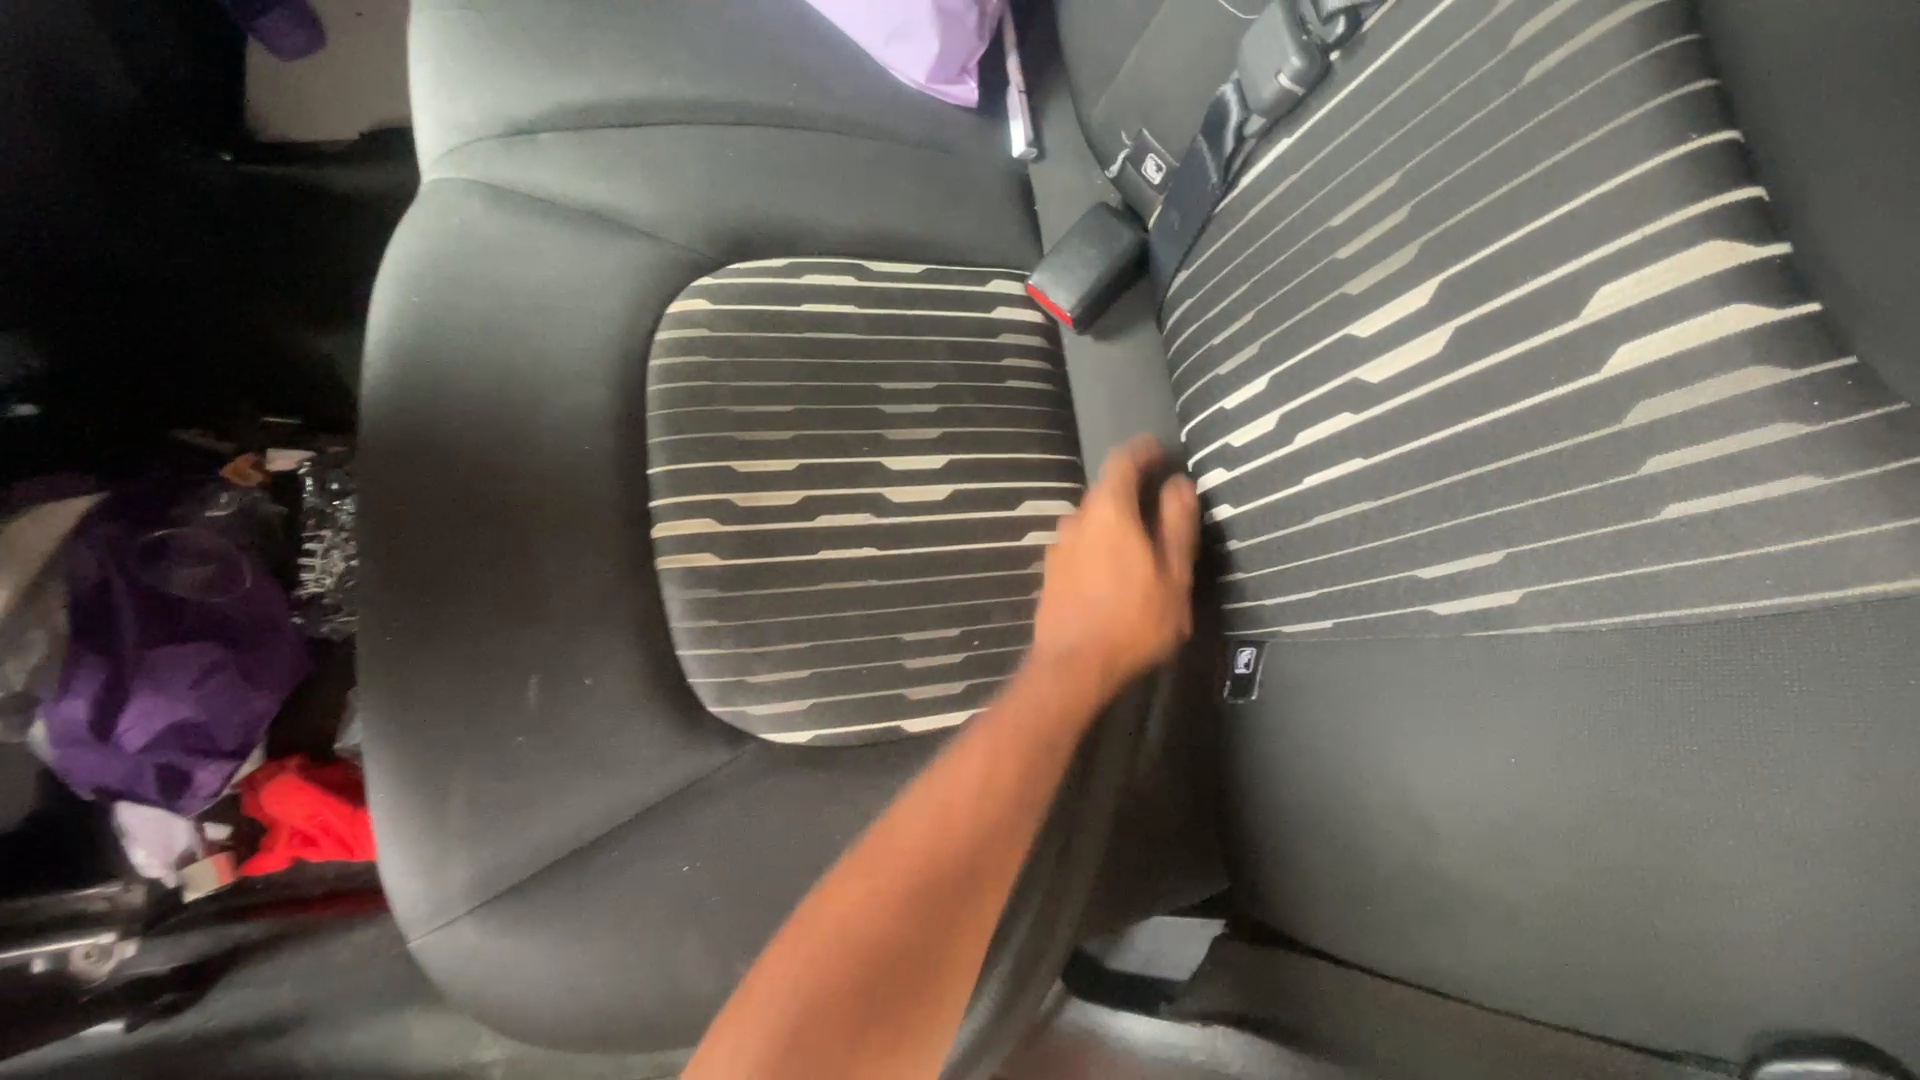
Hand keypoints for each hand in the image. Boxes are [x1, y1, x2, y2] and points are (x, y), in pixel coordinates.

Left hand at [1030, 436, 1200, 702]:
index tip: (1160, 451)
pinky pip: (1082, 545)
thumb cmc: (1133, 620)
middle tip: (1161, 504)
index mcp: (1109, 511)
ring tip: (1142, 544)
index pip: (1123, 461)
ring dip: (1117, 522)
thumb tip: (1180, 484)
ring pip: (1093, 521)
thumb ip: (1177, 525)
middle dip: (1133, 491)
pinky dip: (1101, 545)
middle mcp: (1077, 519)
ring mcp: (1059, 546)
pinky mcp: (1051, 571)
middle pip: (1106, 492)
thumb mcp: (1172, 575)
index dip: (1143, 451)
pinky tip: (1115, 571)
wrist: (1072, 666)